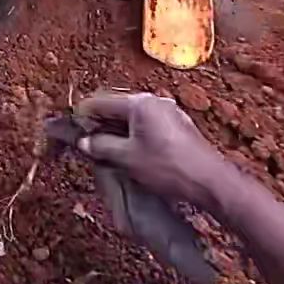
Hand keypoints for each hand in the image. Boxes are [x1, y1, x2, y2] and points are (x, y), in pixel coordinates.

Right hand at [72, 92, 231, 206]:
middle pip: (116, 108)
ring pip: (132, 118)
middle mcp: (153, 101)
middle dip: (100, 125)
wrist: (211, 182)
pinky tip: (130, 153)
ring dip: (117, 131)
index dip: (83, 116)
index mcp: (139, 103)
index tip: (72, 130)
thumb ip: (100, 146)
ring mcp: (168, 112)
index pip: (100, 102)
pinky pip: (147, 124)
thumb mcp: (127, 157)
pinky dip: (134, 135)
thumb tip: (83, 142)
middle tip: (87, 143)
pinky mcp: (177, 126)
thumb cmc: (168, 167)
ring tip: (106, 151)